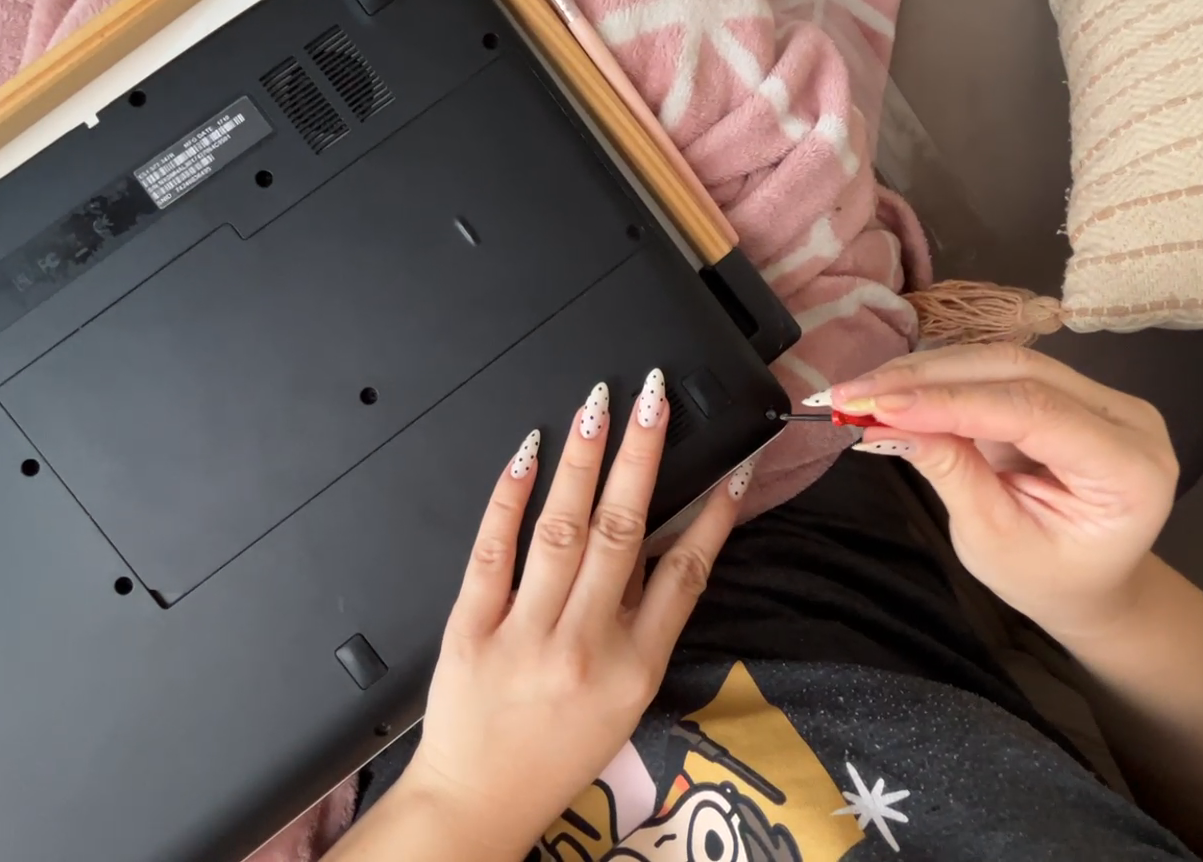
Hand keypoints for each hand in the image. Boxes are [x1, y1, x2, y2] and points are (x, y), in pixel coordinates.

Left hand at [397, 371, 742, 856]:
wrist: (478, 803)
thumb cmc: (560, 750)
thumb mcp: (628, 700)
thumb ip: (646, 620)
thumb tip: (663, 540)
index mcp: (636, 666)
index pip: (685, 574)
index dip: (712, 516)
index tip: (731, 469)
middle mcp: (585, 645)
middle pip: (623, 533)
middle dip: (642, 457)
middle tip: (652, 399)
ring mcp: (525, 634)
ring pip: (562, 531)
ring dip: (583, 462)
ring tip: (598, 407)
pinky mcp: (471, 627)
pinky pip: (493, 552)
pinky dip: (510, 497)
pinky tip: (527, 452)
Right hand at [829, 344, 1177, 638]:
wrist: (1088, 581)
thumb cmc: (1048, 577)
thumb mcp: (995, 540)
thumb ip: (950, 474)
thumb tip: (884, 425)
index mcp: (1128, 467)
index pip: (1031, 409)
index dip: (948, 402)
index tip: (877, 405)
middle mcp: (1122, 415)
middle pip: (1012, 370)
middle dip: (923, 379)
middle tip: (850, 393)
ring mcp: (1092, 395)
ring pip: (995, 360)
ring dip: (920, 373)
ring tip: (858, 391)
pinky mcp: (1057, 389)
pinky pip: (988, 371)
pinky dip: (933, 379)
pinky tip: (888, 388)